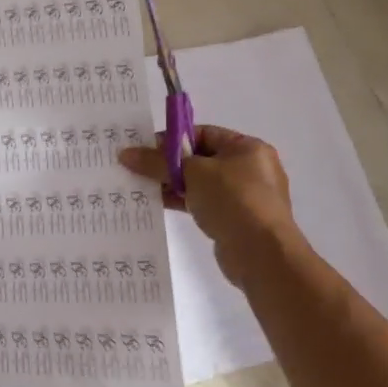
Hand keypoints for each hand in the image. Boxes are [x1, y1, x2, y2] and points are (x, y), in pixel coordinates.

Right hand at [120, 125, 299, 283]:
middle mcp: (249, 168)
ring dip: (171, 184)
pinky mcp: (235, 219)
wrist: (262, 253)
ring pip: (199, 183)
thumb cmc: (233, 200)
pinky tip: (157, 204)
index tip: (144, 149)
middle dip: (168, 163)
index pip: (203, 134)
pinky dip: (181, 201)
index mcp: (247, 148)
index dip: (172, 139)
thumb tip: (125, 154)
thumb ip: (158, 162)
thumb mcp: (192, 174)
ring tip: (141, 186)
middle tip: (137, 167)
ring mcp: (243, 196)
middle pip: (200, 158)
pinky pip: (203, 203)